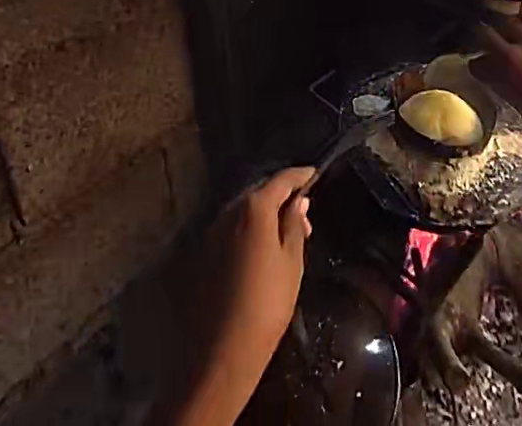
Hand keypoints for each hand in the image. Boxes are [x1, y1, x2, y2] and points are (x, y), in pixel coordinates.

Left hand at [177, 166, 314, 425]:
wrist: (223, 348)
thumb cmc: (267, 303)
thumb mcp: (292, 262)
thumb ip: (295, 224)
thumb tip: (299, 201)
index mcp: (254, 208)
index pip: (281, 179)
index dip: (300, 175)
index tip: (315, 173)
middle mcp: (230, 210)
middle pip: (260, 191)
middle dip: (282, 195)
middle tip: (305, 211)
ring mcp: (214, 228)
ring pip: (245, 208)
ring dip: (266, 211)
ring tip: (288, 231)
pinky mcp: (206, 249)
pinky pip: (233, 225)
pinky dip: (250, 226)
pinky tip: (263, 245)